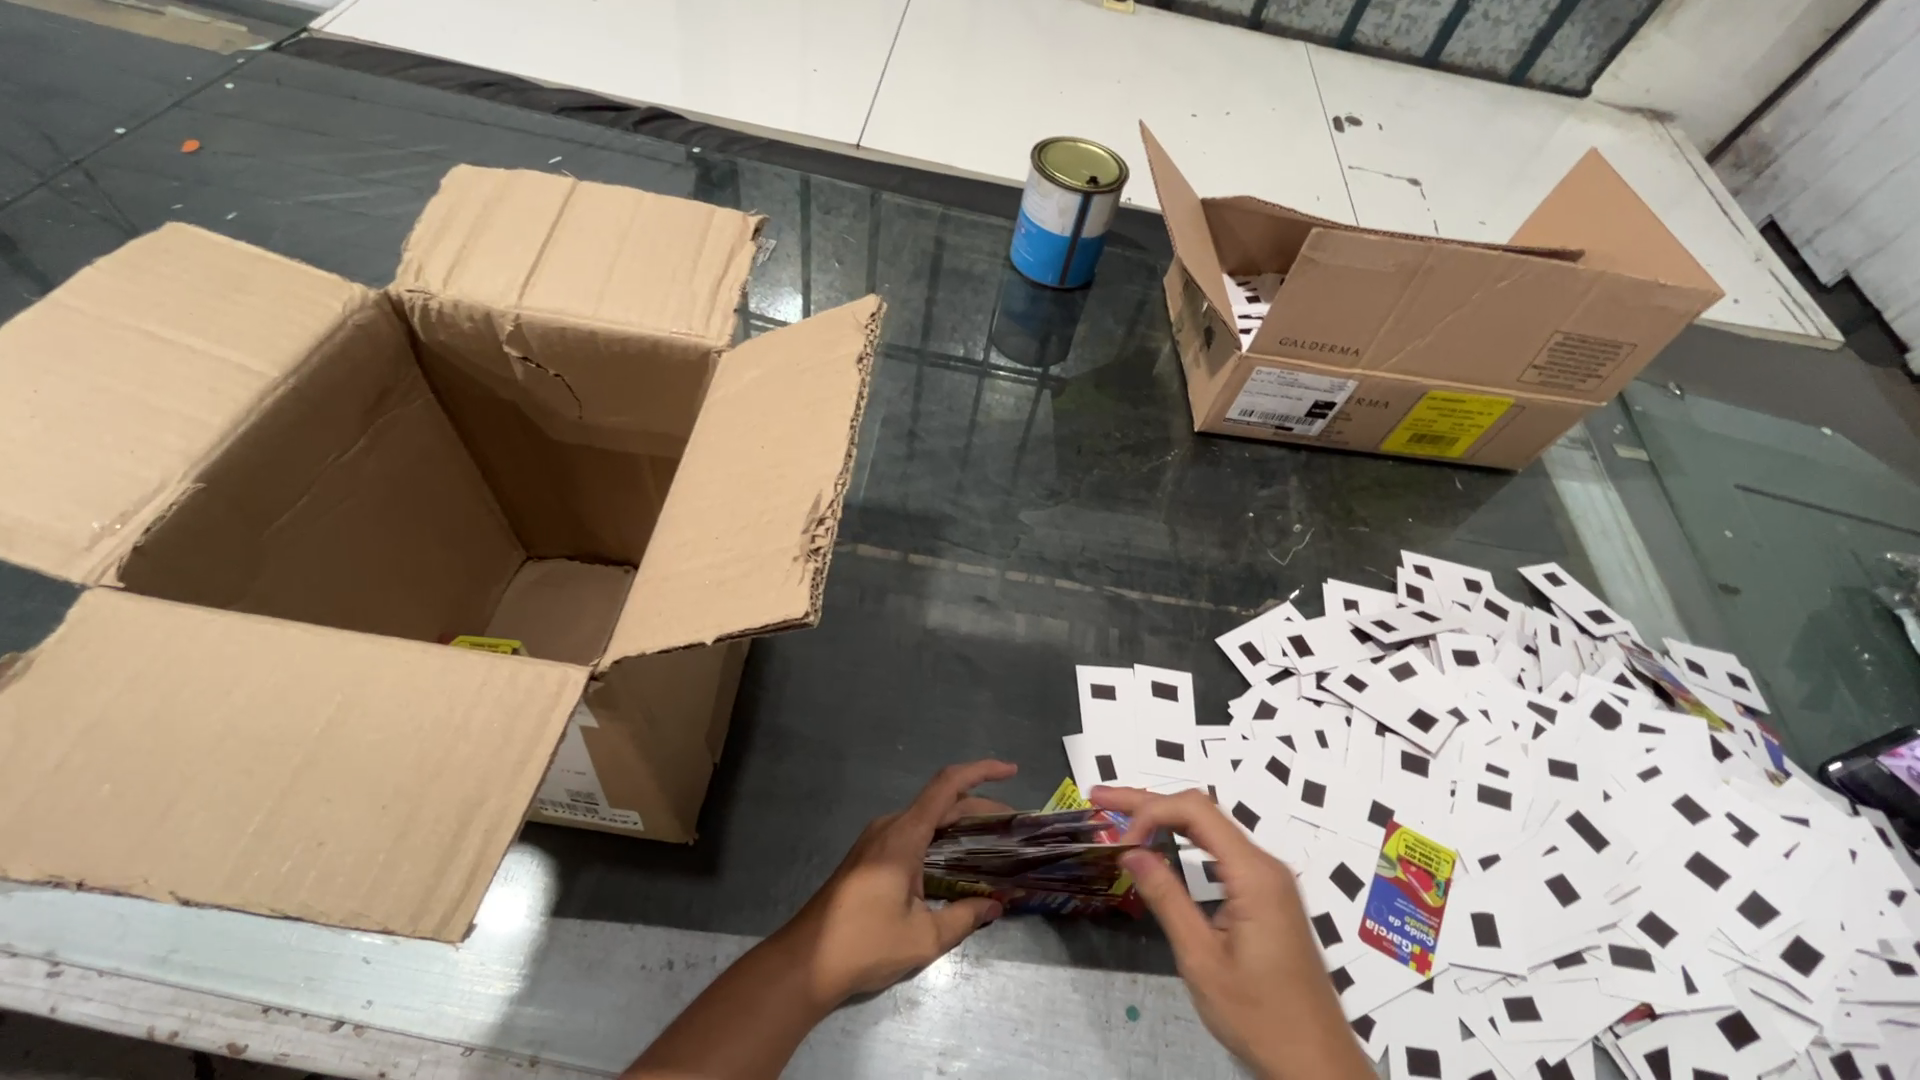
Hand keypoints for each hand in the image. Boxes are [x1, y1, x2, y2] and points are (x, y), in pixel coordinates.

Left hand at [778, 760, 1017, 1007]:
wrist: (804, 963)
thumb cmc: (864, 944)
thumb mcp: (923, 937)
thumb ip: (964, 917)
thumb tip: (995, 905)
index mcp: (903, 835)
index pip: (947, 786)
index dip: (981, 772)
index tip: (1011, 771)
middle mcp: (889, 828)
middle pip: (941, 804)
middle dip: (980, 810)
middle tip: (1015, 829)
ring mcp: (876, 841)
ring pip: (926, 820)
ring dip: (959, 826)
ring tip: (992, 845)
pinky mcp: (868, 857)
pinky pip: (911, 836)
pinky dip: (940, 841)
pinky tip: (956, 866)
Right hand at [1091, 787, 1373, 1079]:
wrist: (1316, 1062)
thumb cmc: (1259, 1015)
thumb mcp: (1201, 959)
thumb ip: (1166, 898)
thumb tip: (1130, 851)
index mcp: (1254, 874)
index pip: (1195, 811)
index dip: (1150, 812)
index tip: (1120, 844)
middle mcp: (1265, 865)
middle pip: (1201, 811)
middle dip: (1148, 802)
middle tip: (1100, 798)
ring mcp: (1269, 880)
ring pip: (1210, 828)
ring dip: (1165, 818)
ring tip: (1121, 816)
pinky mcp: (1267, 896)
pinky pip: (1221, 851)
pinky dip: (1185, 839)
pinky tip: (1161, 844)